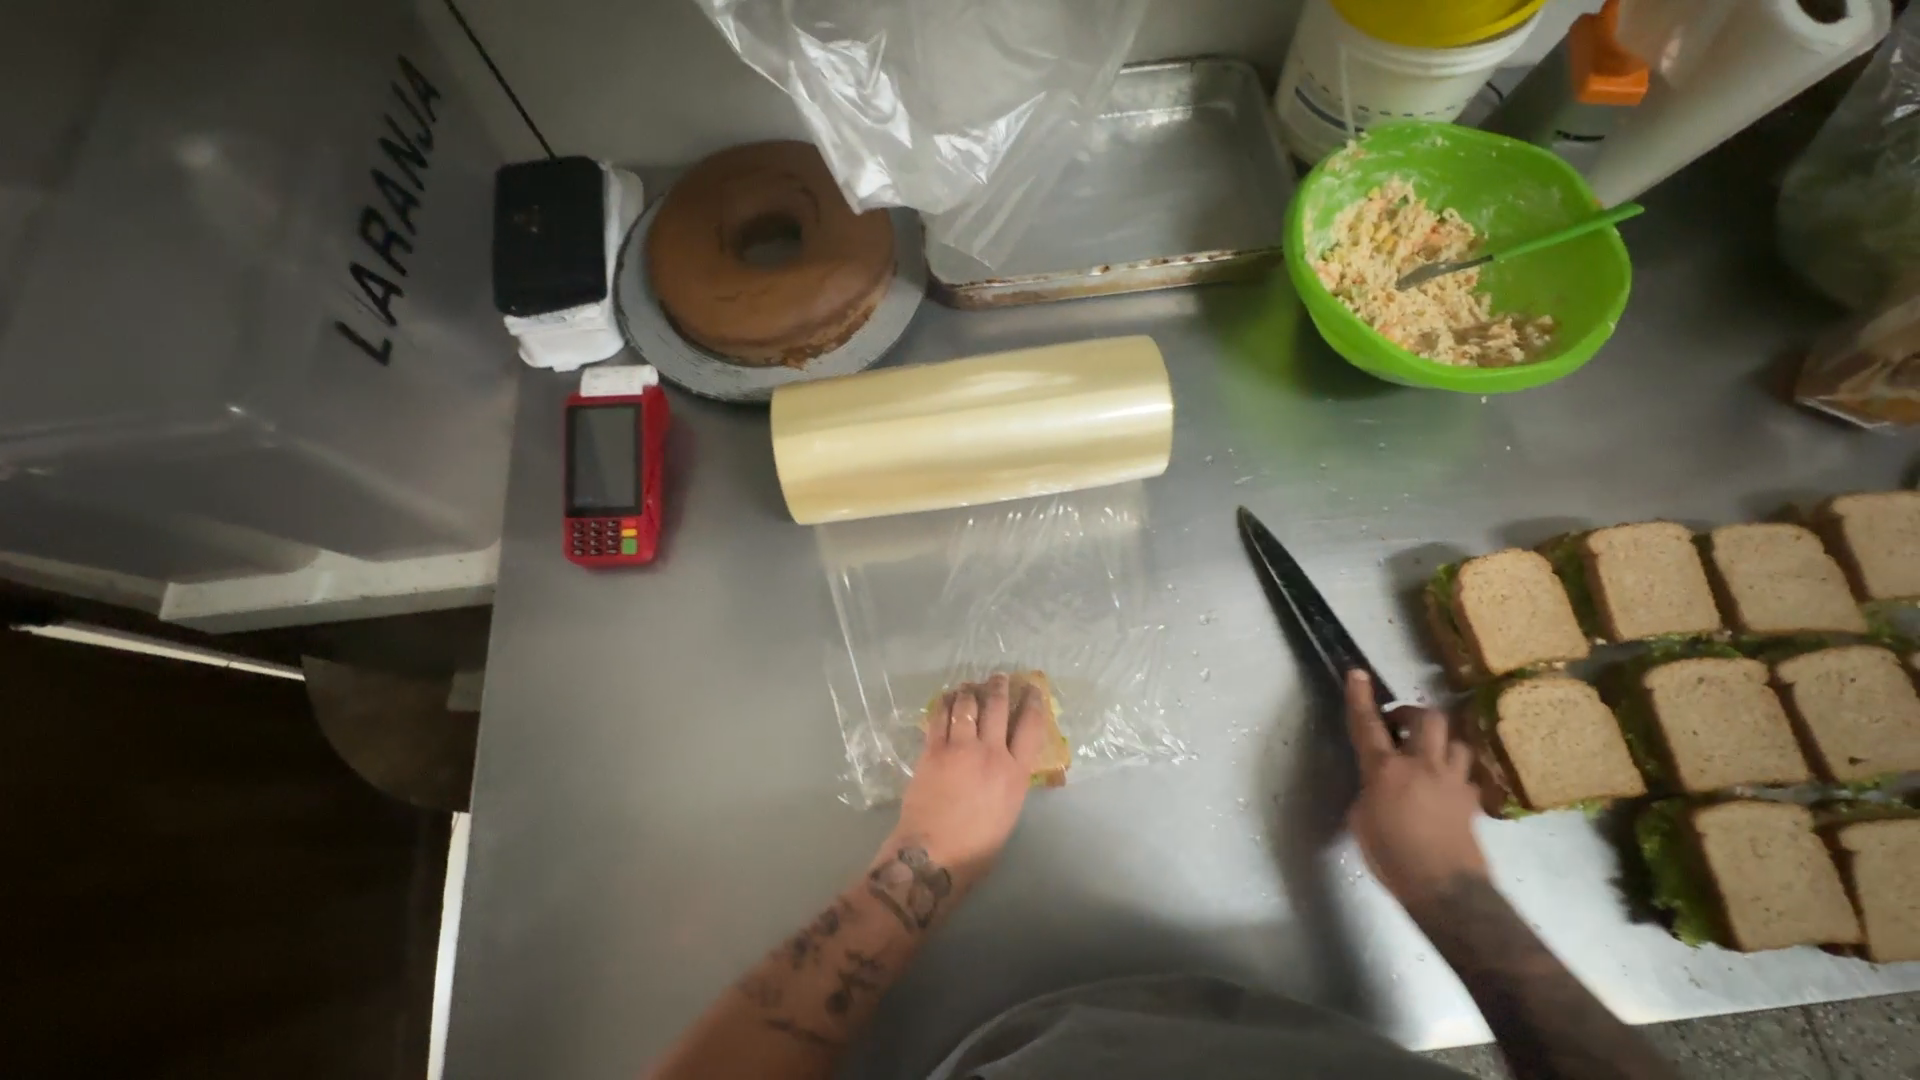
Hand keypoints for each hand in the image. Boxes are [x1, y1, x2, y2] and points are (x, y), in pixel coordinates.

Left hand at [882, 674, 1049, 894]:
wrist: (933, 854)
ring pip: (967, 707)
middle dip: (999, 687)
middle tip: (999, 677)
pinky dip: (945, 703)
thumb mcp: (1009, 812)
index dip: (1033, 703)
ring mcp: (959, 749)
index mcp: (1015, 773)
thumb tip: (1008, 762)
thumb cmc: (977, 847)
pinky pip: (940, 718)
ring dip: (970, 691)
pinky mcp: (932, 751)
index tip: (1033, 690)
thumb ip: (1011, 781)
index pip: (1030, 727)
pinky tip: (947, 698)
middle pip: (997, 707)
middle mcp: (990, 754)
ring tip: (970, 685)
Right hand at [1342, 670, 1487, 912]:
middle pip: (1427, 718)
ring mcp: (1452, 781)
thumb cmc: (1390, 857)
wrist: (1445, 890)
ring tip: (1428, 752)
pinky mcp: (1472, 801)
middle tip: (1399, 725)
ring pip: (1456, 741)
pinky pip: (1467, 773)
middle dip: (1412, 714)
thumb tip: (1379, 784)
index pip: (1368, 724)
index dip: (1361, 697)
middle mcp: (1421, 766)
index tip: (1358, 673)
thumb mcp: (1361, 819)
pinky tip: (1446, 784)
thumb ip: (1369, 791)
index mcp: (1384, 770)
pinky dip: (1456, 771)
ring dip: (1440, 740)